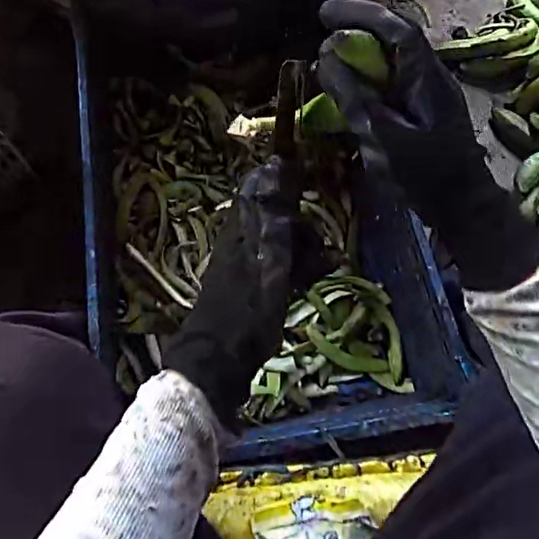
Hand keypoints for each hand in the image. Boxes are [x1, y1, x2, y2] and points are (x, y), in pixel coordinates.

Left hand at [163, 159, 322, 425]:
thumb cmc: (246, 315)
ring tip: (322, 266)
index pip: (258, 191)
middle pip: (273, 217)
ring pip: (278, 241)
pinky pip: (276, 263)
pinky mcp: (248, 286)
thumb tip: (274, 173)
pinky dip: (295, 267)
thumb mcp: (268, 267)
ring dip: (302, 248)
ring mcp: (243, 264)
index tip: (307, 181)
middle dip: (301, 225)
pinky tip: (312, 279)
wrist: (216, 364)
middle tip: (320, 247)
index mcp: (241, 233)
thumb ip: (274, 221)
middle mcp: (239, 242)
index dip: (281, 181)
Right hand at [316, 0, 538, 291]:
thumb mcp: (383, 136)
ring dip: (360, 52)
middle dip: (358, 27)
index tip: (325, 11)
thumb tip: (325, 55)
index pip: (397, 30)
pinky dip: (365, 77)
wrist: (464, 209)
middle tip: (323, 25)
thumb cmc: (426, 176)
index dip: (361, 13)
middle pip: (394, 39)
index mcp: (427, 77)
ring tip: (329, 55)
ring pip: (392, 59)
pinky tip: (348, 87)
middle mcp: (430, 77)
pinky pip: (390, 80)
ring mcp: (427, 93)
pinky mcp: (420, 110)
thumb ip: (354, 96)